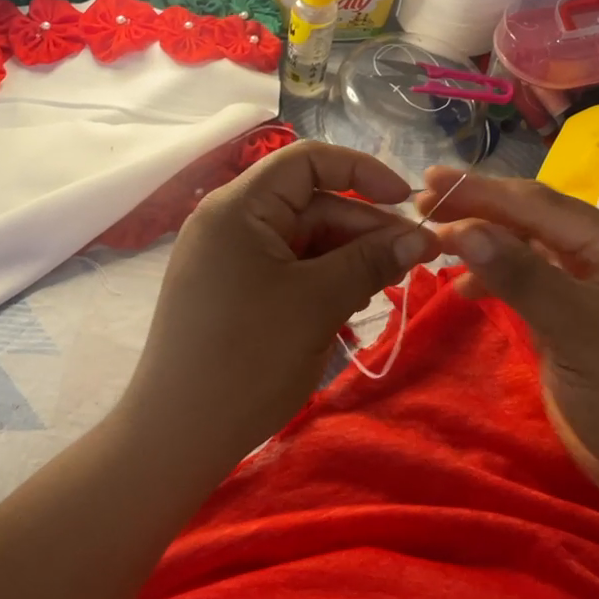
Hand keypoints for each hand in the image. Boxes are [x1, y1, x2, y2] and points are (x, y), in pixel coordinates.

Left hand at [119, 141, 439, 459]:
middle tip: (415, 258)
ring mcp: (227, 256)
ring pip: (302, 238)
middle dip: (362, 227)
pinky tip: (350, 302)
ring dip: (346, 255)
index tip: (406, 199)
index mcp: (239, 207)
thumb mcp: (318, 303)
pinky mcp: (231, 288)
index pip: (307, 161)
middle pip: (309, 203)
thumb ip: (370, 261)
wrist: (176, 436)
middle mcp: (229, 220)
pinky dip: (321, 278)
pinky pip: (286, 266)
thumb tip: (422, 237)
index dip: (361, 171)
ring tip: (385, 284)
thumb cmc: (247, 358)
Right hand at [416, 166, 598, 507]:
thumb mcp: (578, 330)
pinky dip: (497, 280)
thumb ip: (520, 276)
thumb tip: (463, 228)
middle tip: (422, 206)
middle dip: (479, 212)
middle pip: (532, 221)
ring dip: (485, 245)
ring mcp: (593, 290)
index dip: (482, 192)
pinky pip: (530, 284)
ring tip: (435, 246)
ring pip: (528, 251)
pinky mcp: (577, 323)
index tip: (428, 183)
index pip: (539, 205)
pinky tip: (466, 288)